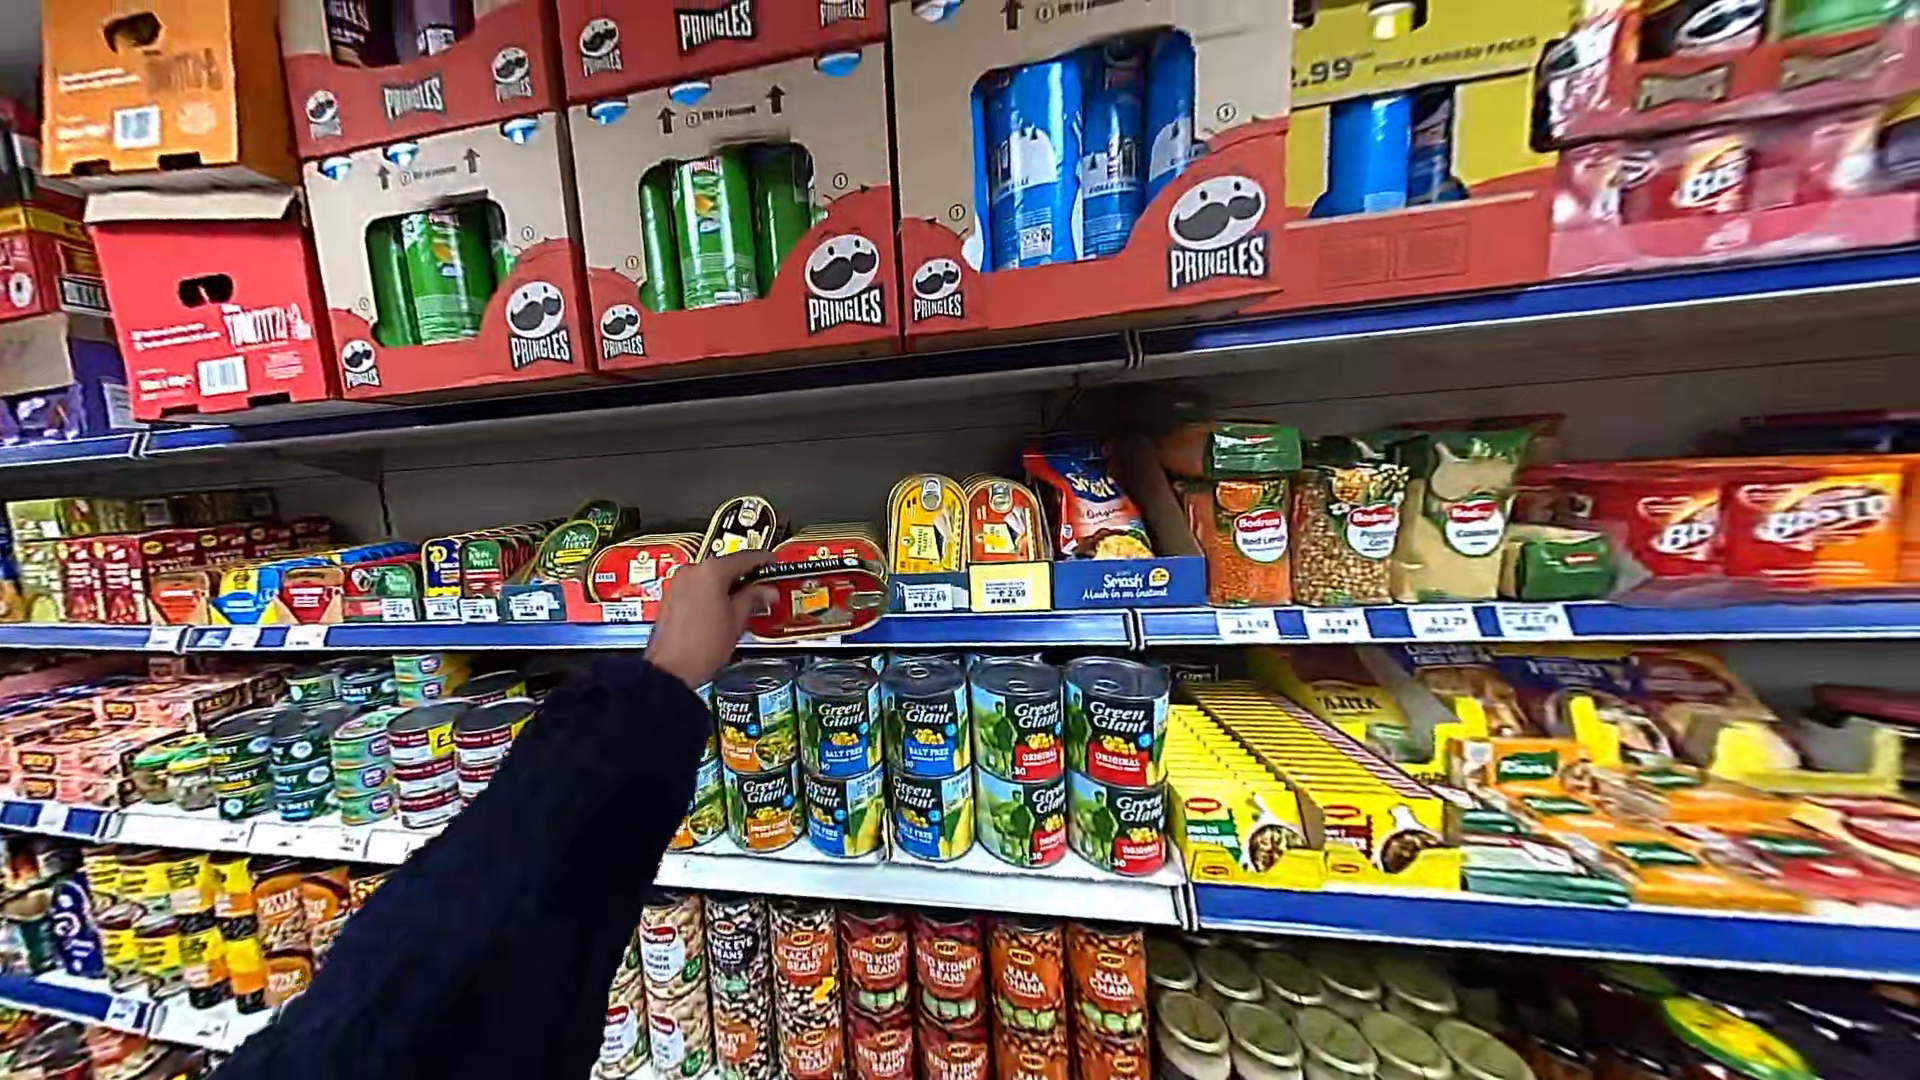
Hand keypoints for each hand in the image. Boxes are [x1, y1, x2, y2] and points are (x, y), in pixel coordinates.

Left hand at [645, 550, 775, 691]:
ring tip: (745, 599)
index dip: (764, 560)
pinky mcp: (670, 596)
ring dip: (728, 584)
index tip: (772, 563)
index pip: (745, 557)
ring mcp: (678, 583)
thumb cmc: (700, 647)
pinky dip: (712, 591)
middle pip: (726, 565)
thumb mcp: (737, 620)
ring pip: (711, 576)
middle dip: (746, 575)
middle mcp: (691, 572)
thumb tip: (766, 591)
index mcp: (711, 572)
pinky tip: (724, 606)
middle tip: (763, 584)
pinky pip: (697, 585)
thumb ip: (754, 598)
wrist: (670, 670)